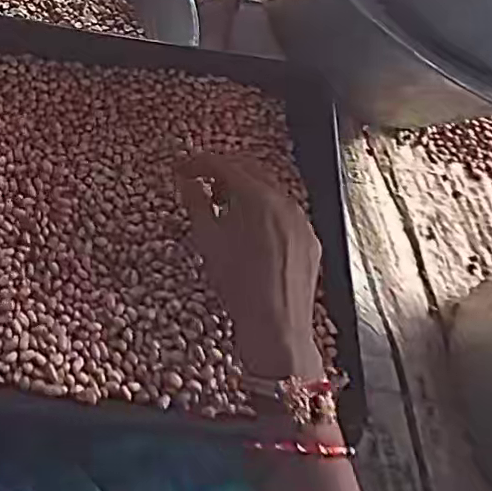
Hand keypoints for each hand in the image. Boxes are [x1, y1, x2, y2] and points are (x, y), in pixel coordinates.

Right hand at [173, 153, 323, 379]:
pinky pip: (283, 212)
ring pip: (268, 190)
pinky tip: (247, 229)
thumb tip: (187, 183)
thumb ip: (196, 202)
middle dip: (221, 172)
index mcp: (257, 198)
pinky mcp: (309, 239)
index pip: (223, 165)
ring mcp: (300, 220)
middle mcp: (284, 202)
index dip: (198, 164)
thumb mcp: (207, 239)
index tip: (182, 169)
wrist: (276, 326)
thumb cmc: (238, 284)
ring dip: (243, 190)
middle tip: (199, 183)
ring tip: (221, 208)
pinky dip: (263, 210)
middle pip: (248, 170)